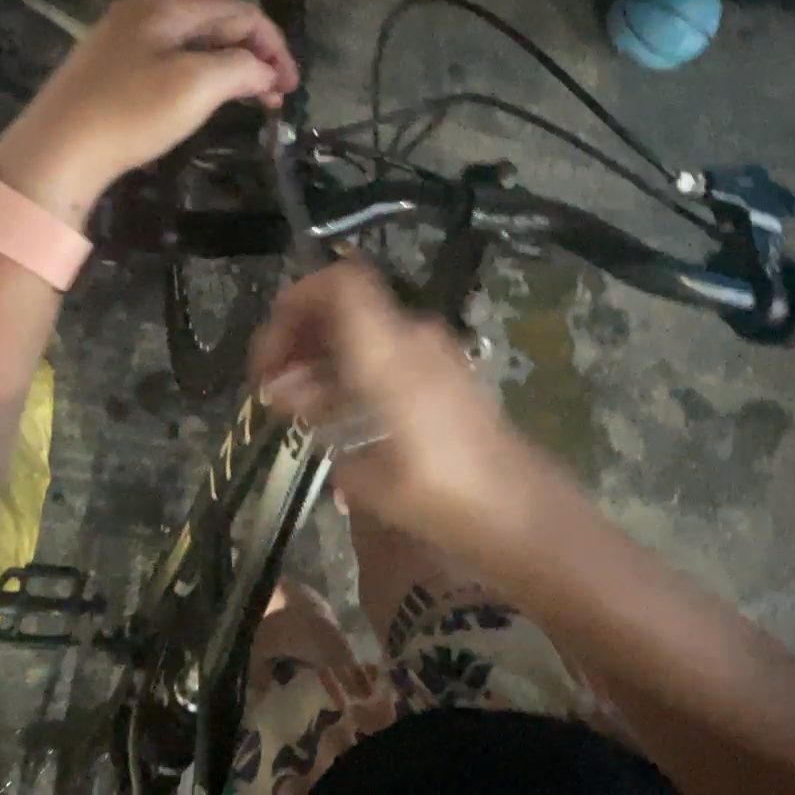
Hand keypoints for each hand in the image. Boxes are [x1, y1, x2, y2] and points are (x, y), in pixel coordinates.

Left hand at [0, 0, 297, 225]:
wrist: (56, 152)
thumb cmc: (130, 113)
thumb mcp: (196, 85)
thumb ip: (241, 68)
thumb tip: (265, 71)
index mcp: (164, 7)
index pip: (237, 11)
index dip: (273, 45)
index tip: (292, 86)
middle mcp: (141, 13)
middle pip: (214, 25)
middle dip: (252, 56)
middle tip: (275, 97)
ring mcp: (120, 42)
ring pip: (191, 46)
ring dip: (227, 69)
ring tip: (248, 101)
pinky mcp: (107, 72)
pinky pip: (167, 64)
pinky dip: (198, 79)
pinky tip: (202, 103)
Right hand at [250, 262, 553, 540]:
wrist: (522, 512)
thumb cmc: (439, 494)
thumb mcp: (363, 469)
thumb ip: (316, 414)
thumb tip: (283, 388)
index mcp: (386, 350)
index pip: (338, 283)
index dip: (296, 299)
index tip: (272, 347)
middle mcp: (410, 337)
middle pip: (343, 306)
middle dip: (299, 335)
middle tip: (271, 381)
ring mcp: (431, 352)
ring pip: (361, 330)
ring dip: (322, 355)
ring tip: (297, 403)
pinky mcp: (444, 371)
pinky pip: (384, 351)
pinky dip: (351, 366)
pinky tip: (336, 410)